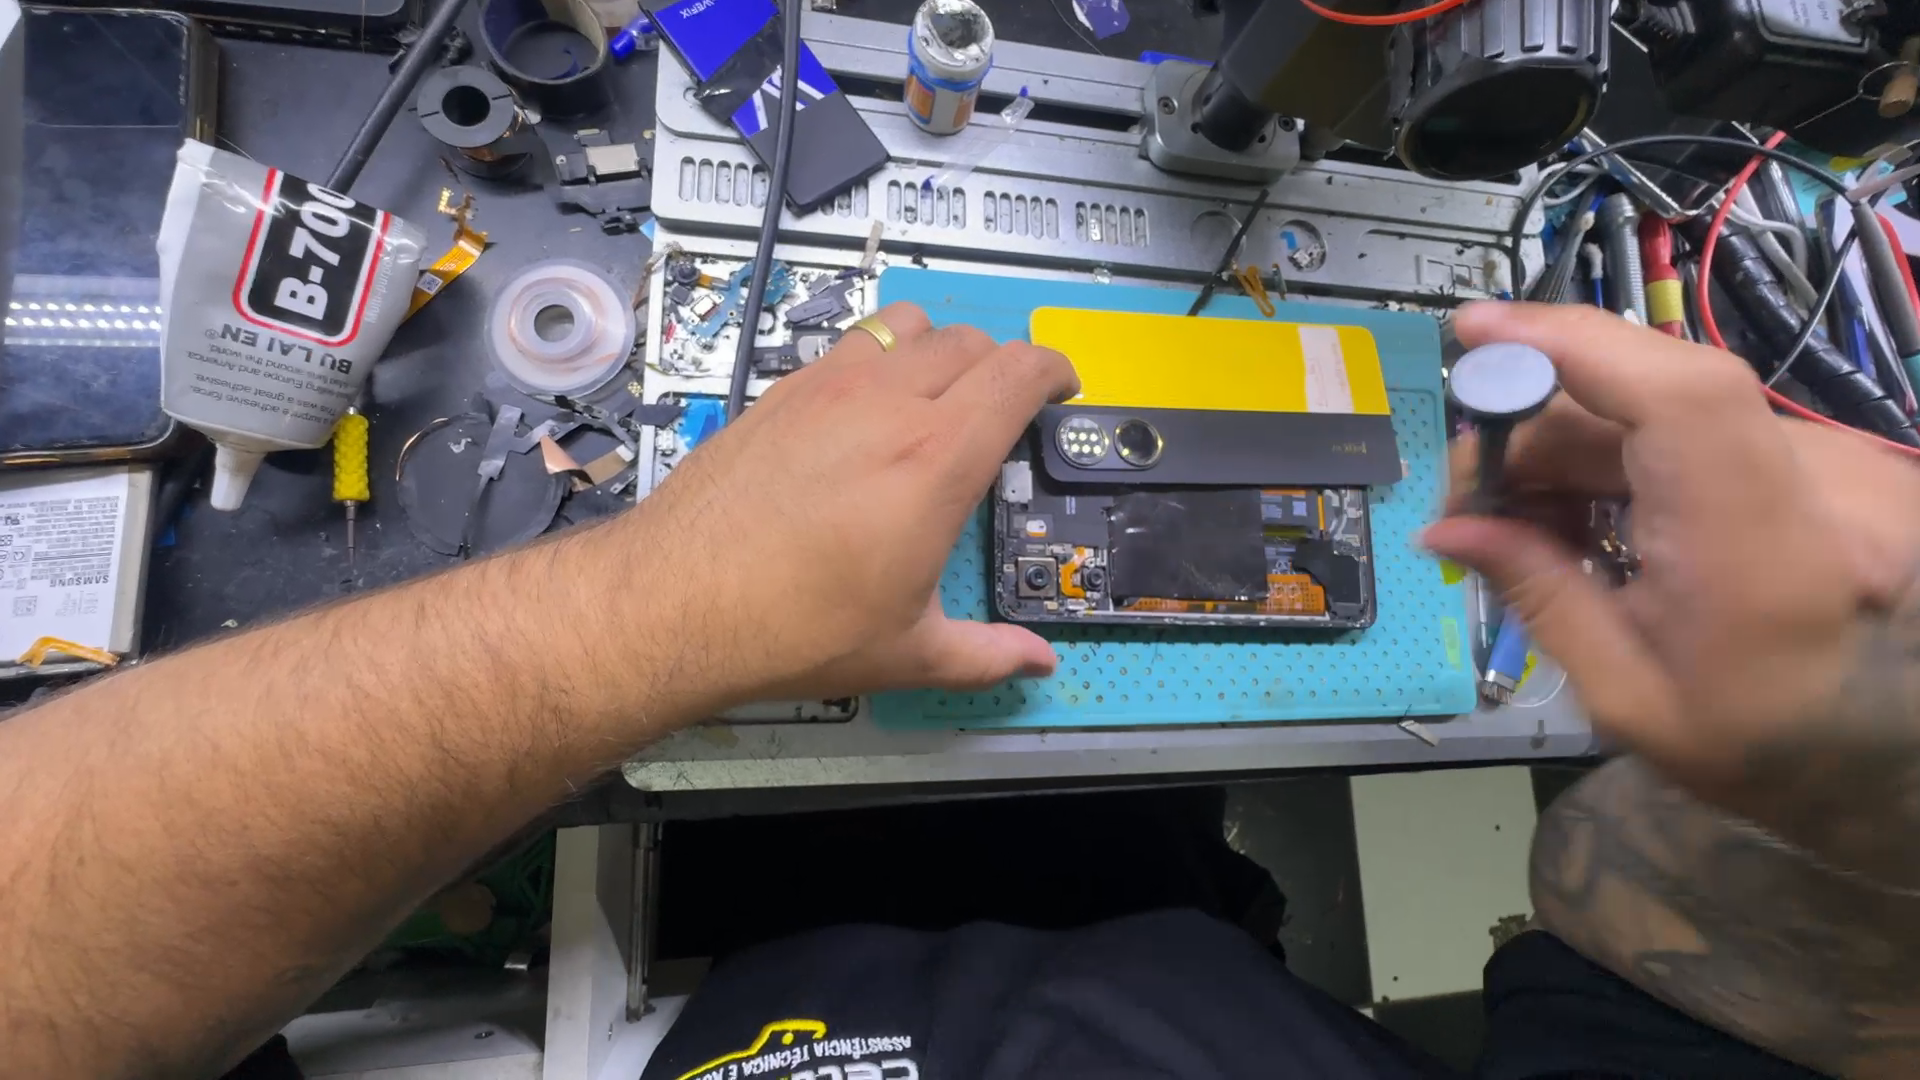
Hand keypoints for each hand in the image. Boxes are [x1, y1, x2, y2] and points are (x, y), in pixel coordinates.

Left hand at [626, 302, 1077, 707]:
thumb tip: (1040, 664)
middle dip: (1002, 367)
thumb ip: (988, 654)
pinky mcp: (782, 391)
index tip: (1062, 390)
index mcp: (937, 458)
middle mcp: (888, 403)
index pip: (1018, 372)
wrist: (676, 603)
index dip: (1055, 370)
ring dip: (940, 349)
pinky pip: (851, 345)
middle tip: (1002, 413)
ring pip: (907, 325)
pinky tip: (863, 413)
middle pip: (970, 342)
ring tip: (935, 395)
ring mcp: (829, 388)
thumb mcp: (910, 653)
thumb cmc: (801, 629)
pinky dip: (880, 359)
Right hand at [1425, 303, 1919, 875]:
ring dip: (1556, 457)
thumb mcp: (1623, 692)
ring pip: (1644, 416)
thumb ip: (1535, 593)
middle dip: (1520, 437)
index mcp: (1769, 557)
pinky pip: (1678, 434)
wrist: (1894, 767)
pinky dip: (1605, 466)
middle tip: (1465, 507)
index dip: (1571, 345)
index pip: (1679, 398)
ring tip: (1520, 529)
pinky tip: (1579, 522)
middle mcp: (1817, 487)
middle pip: (1629, 406)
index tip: (1471, 332)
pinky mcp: (1815, 463)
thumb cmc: (1760, 748)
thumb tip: (1441, 530)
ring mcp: (1826, 466)